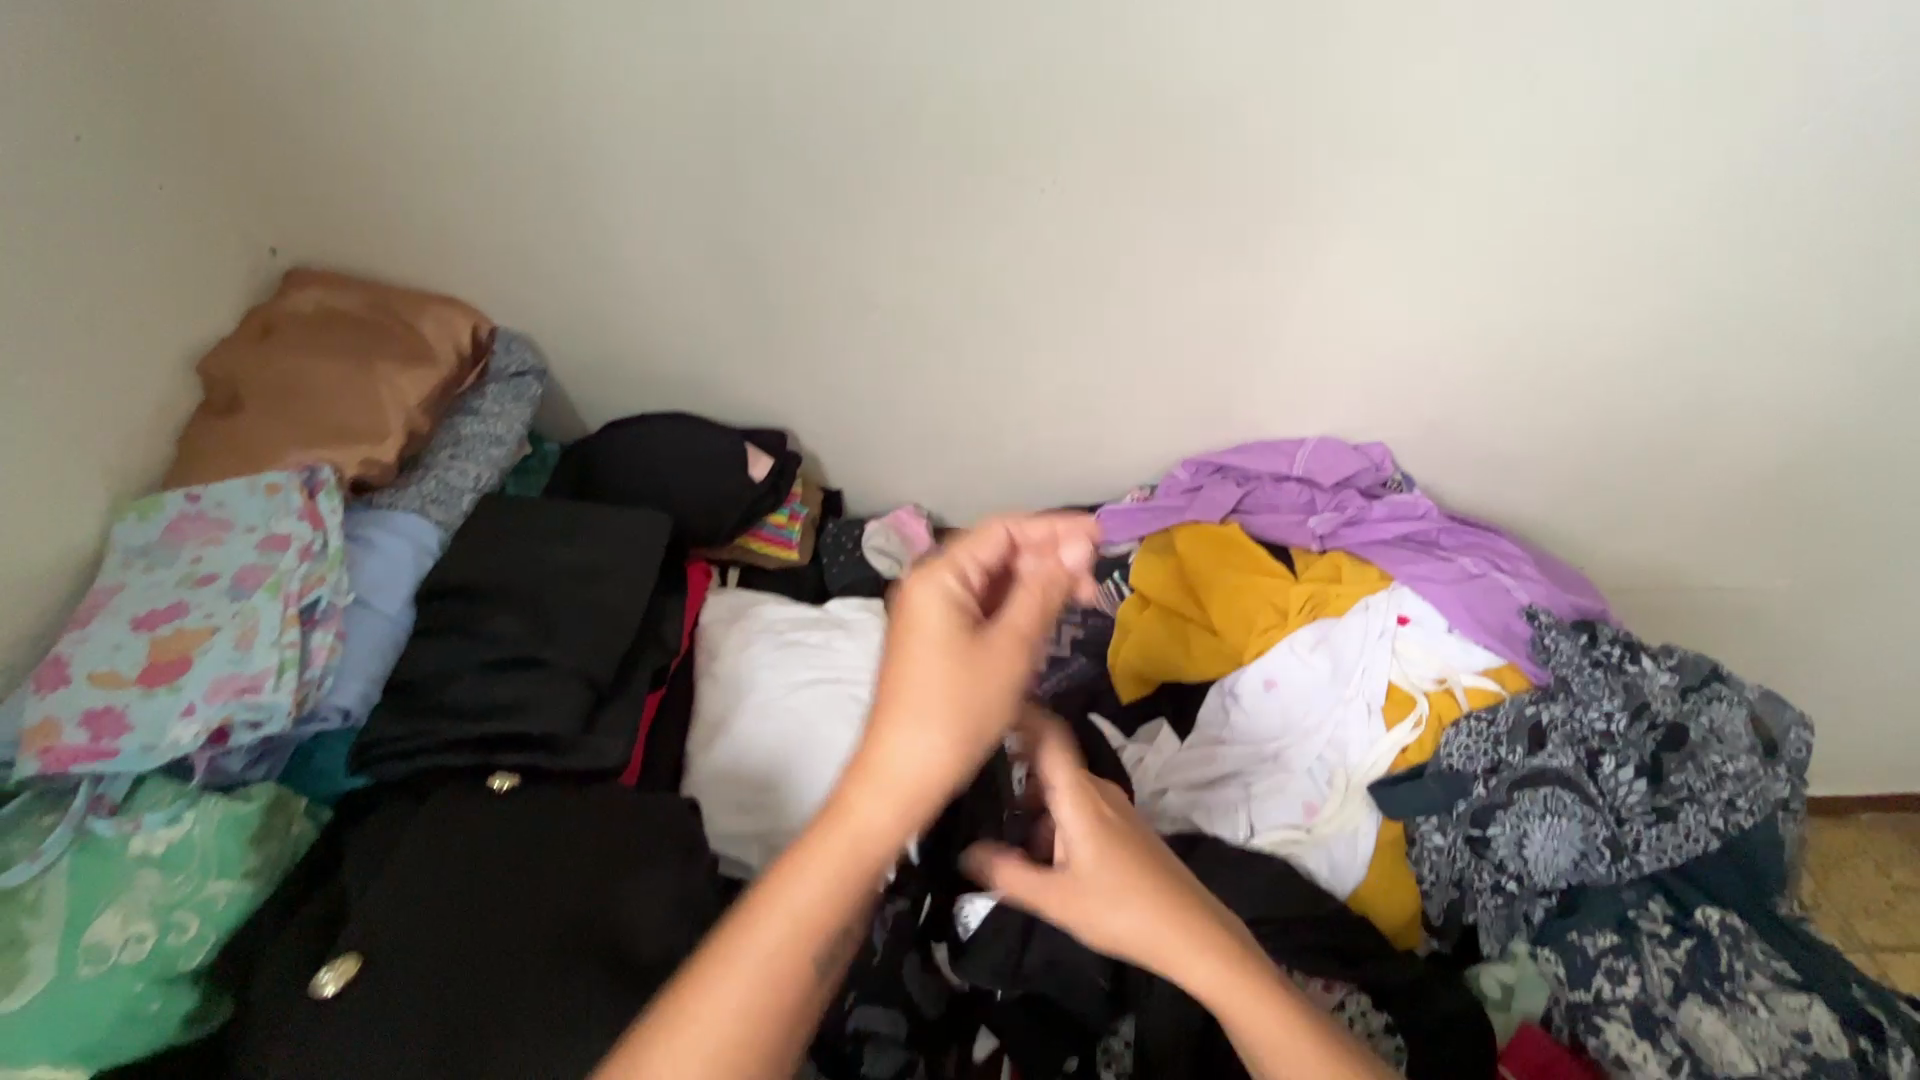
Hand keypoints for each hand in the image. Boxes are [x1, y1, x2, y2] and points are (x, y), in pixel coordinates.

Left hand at [842, 513, 1099, 820]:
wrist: (902, 776)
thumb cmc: (958, 712)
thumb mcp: (1011, 648)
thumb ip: (1045, 590)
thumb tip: (1079, 544)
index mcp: (939, 575)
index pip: (1004, 530)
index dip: (1055, 528)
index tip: (1101, 537)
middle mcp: (929, 582)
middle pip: (997, 553)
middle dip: (1048, 560)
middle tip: (1094, 582)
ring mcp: (930, 612)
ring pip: (992, 583)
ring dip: (1035, 587)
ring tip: (1080, 602)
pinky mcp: (935, 639)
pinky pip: (981, 608)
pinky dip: (1015, 611)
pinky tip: (1045, 624)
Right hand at [961, 710, 1253, 980]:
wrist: (1194, 933)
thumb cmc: (1121, 909)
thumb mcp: (1055, 899)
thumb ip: (1006, 874)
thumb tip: (966, 853)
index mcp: (1079, 795)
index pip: (1049, 735)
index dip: (1022, 716)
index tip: (990, 710)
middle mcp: (1097, 791)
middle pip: (1050, 768)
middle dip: (1015, 779)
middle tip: (977, 795)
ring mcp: (1115, 809)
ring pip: (1064, 794)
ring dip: (1035, 812)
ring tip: (1005, 842)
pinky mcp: (1126, 829)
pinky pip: (1080, 811)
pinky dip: (1055, 825)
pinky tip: (1044, 863)